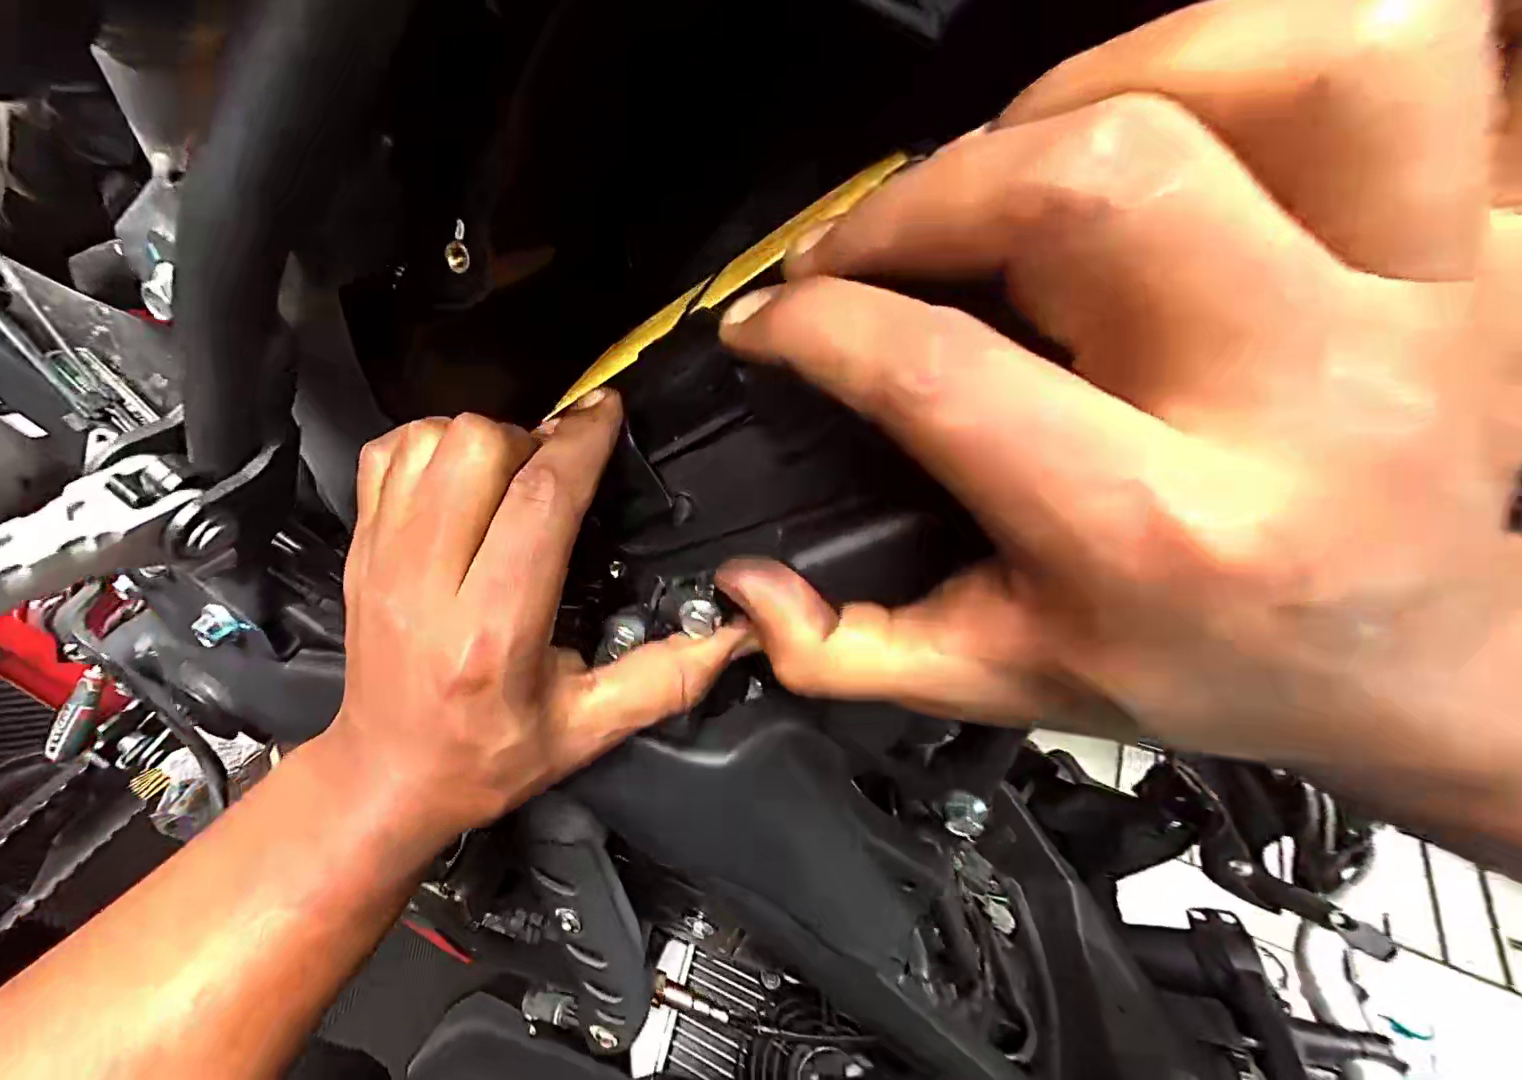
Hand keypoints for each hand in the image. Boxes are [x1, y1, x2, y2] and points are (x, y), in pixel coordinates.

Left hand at [308, 390, 748, 848]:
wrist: (387, 775)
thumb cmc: (485, 758)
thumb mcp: (586, 730)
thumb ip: (665, 677)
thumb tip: (734, 632)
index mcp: (493, 630)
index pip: (540, 501)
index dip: (581, 443)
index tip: (607, 412)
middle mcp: (426, 583)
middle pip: (477, 449)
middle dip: (531, 439)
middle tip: (553, 472)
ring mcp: (382, 559)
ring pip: (429, 440)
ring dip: (480, 441)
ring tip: (505, 478)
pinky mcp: (358, 548)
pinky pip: (384, 454)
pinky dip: (426, 446)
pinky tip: (454, 480)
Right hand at [712, 0, 1521, 819]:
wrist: (1419, 672)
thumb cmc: (1190, 676)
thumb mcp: (984, 683)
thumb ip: (840, 652)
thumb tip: (742, 587)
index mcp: (1146, 526)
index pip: (938, 368)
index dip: (817, 326)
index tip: (763, 325)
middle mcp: (1294, 394)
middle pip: (1089, 183)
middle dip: (916, 202)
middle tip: (847, 252)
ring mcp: (1429, 291)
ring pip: (1278, 64)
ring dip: (1081, 92)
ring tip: (992, 170)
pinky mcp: (1492, 234)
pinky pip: (1421, 46)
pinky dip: (1250, 45)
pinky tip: (1143, 119)